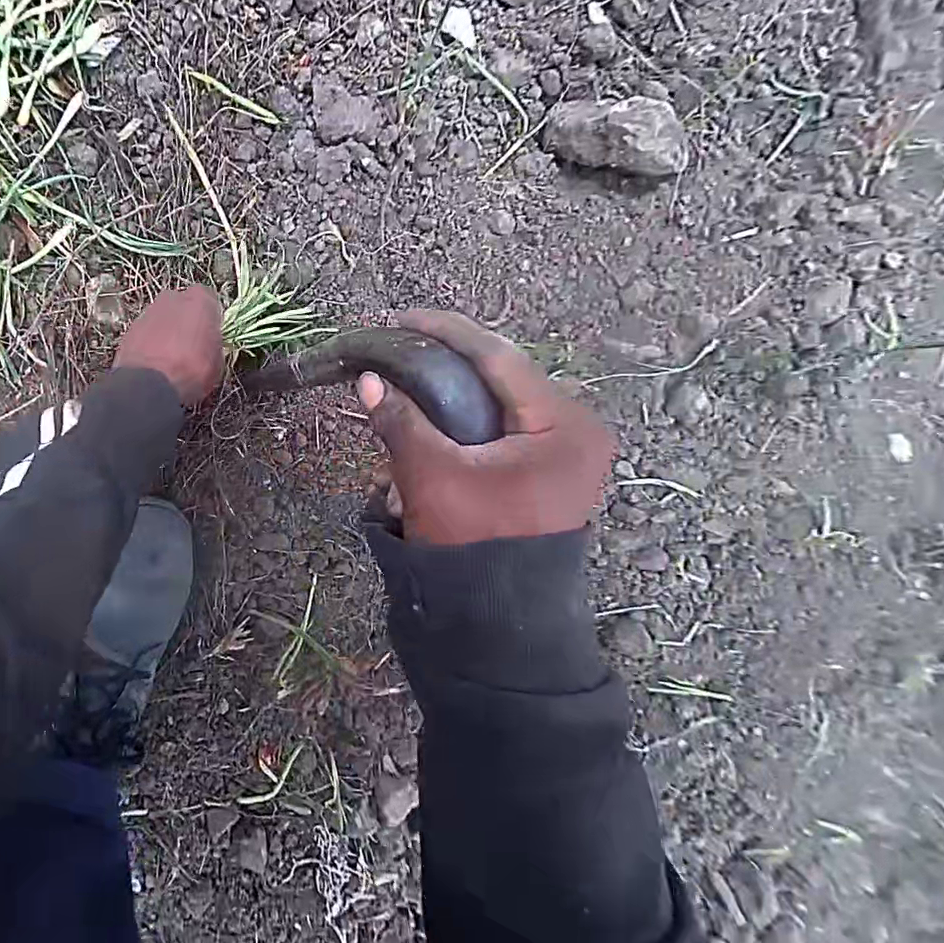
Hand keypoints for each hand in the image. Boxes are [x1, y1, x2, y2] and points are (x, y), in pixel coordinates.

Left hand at [113, 285, 224, 404]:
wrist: (150, 385)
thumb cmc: (191, 371)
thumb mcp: (217, 363)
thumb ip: (213, 345)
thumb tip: (209, 348)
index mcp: (201, 301)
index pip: (209, 301)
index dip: (209, 320)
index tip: (210, 336)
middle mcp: (172, 298)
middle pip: (182, 306)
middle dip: (185, 322)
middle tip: (190, 347)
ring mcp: (147, 312)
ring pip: (161, 319)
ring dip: (165, 333)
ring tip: (170, 360)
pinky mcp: (129, 329)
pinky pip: (144, 333)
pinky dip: (148, 345)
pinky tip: (153, 365)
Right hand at [357, 310, 612, 545]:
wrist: (500, 624)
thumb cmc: (475, 545)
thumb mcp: (432, 476)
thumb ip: (400, 421)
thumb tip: (367, 380)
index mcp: (563, 424)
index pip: (499, 357)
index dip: (446, 331)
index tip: (402, 319)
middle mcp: (576, 430)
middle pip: (498, 380)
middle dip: (442, 371)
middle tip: (399, 358)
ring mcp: (564, 454)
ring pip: (495, 408)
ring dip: (446, 407)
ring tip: (404, 406)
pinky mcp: (546, 473)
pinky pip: (498, 436)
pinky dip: (460, 434)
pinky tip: (425, 444)